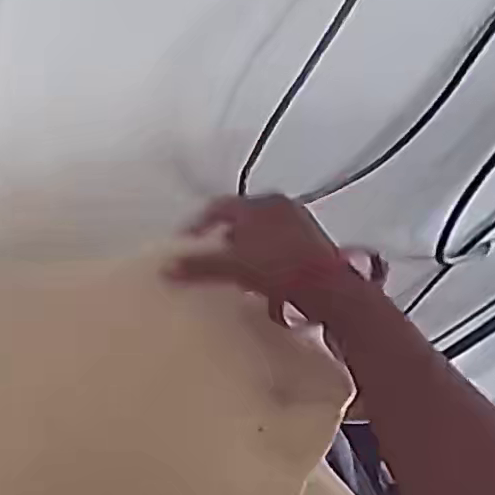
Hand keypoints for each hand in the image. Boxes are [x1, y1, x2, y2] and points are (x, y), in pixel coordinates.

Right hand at [169, 195, 377, 319]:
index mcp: (257, 205)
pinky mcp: (312, 240)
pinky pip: (277, 241)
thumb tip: (166, 269)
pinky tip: (258, 273)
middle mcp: (279, 206)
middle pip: (240, 216)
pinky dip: (263, 252)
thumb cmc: (278, 270)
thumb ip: (198, 266)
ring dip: (244, 245)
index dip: (197, 223)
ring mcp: (299, 221)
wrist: (328, 289)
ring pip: (260, 228)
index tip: (186, 238)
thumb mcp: (231, 268)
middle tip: (208, 252)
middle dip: (222, 234)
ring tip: (232, 266)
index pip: (217, 207)